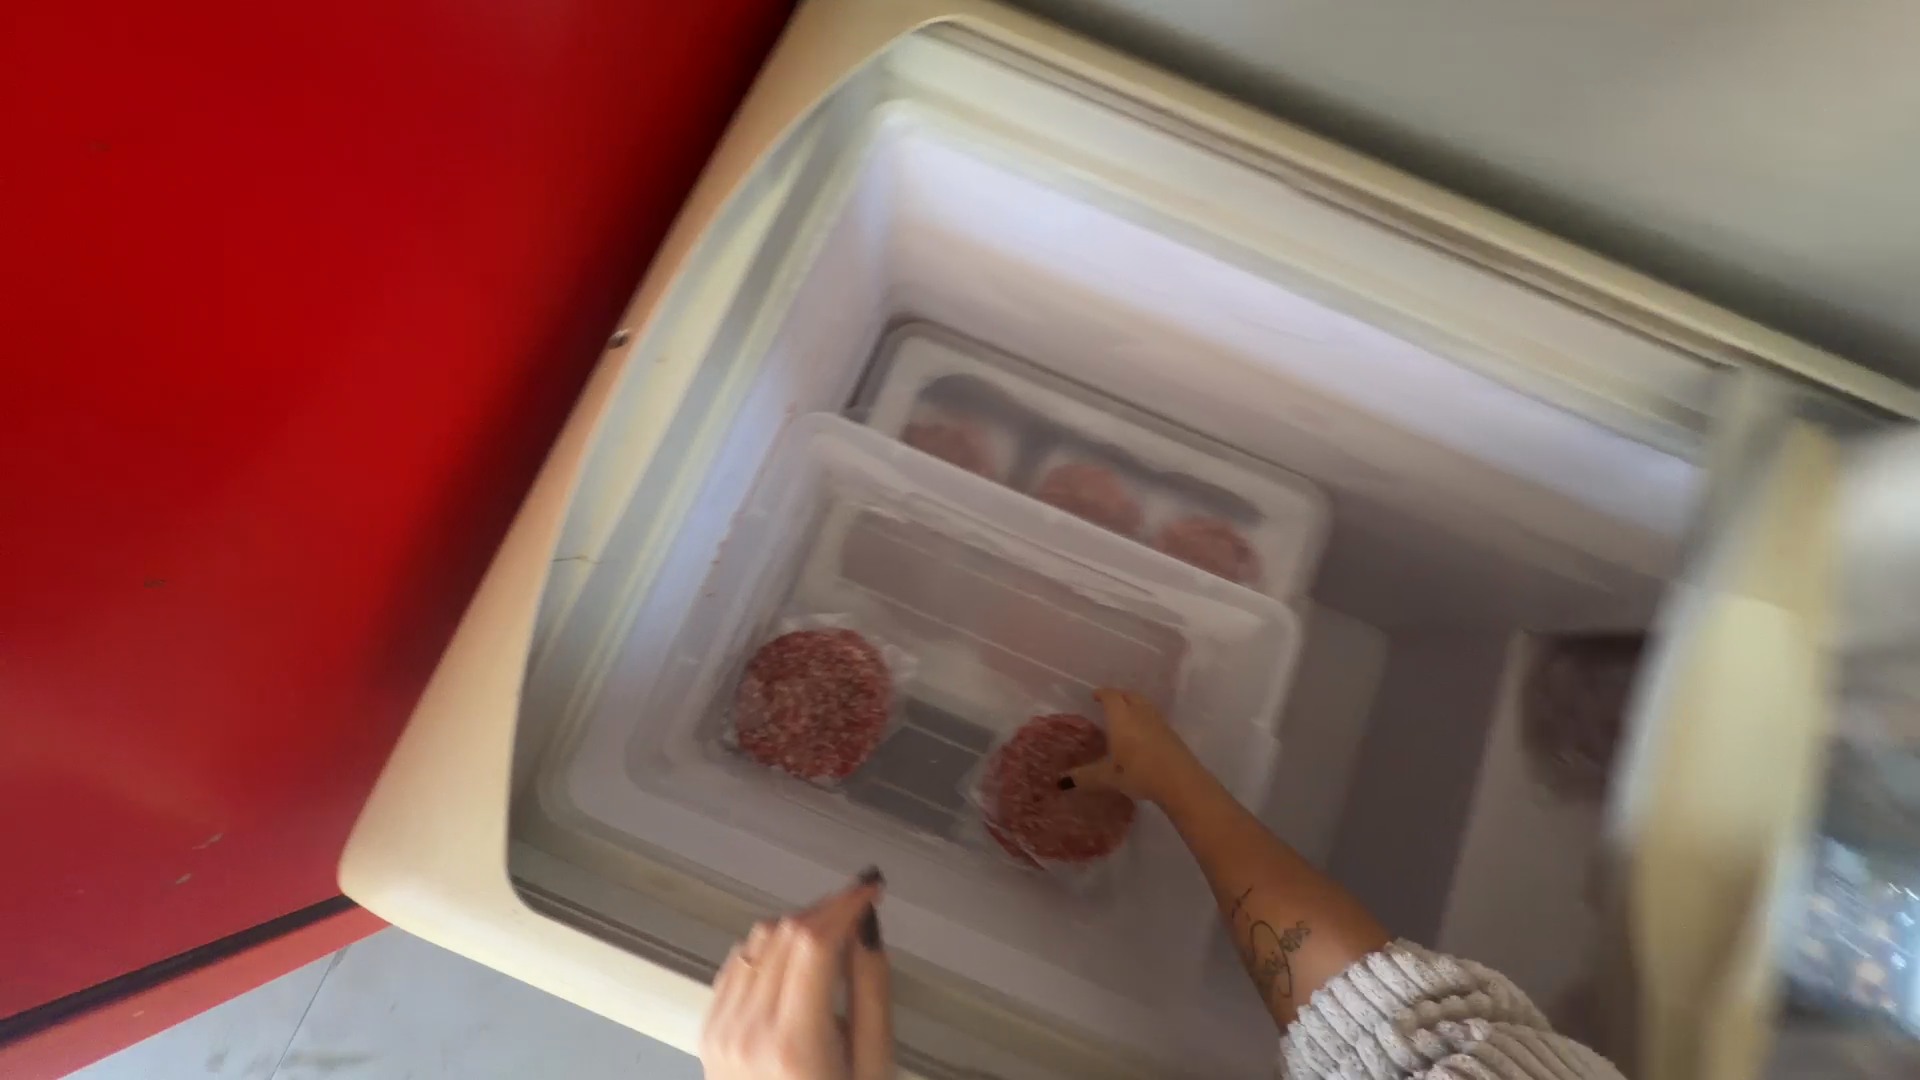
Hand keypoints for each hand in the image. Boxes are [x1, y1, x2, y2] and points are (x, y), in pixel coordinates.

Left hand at [700, 869, 892, 1079]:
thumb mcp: (872, 1063)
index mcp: (792, 1042)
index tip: (871, 888)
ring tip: (833, 937)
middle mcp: (747, 1031)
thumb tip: (866, 925)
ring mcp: (720, 1031)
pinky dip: (771, 946)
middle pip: (787, 932)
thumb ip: (871, 986)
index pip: (814, 940)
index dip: (846, 902)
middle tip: (859, 908)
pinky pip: (740, 960)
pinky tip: (796, 959)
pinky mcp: (708, 1031)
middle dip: (828, 908)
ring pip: (762, 938)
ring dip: (801, 925)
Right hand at [1063, 688, 1203, 804]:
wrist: (1181, 782)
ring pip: (1144, 704)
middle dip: (1118, 695)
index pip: (1111, 696)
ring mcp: (1159, 721)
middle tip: (1109, 702)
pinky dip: (1145, 717)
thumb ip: (1086, 776)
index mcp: (1121, 717)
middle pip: (1129, 695)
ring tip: (1126, 714)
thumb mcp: (1109, 777)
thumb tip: (1062, 782)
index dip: (1102, 694)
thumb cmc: (1139, 773)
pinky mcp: (1172, 733)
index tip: (1095, 696)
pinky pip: (1154, 716)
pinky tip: (1143, 732)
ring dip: (1134, 704)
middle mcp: (1140, 713)